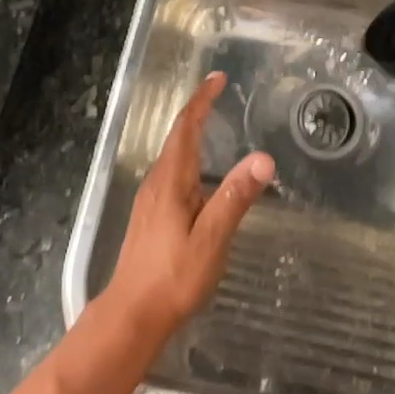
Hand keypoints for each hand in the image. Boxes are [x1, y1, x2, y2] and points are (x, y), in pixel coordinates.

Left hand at [103, 72, 275, 336]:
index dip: (201, 100)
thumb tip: (263, 158)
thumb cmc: (172, 277)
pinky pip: (171, 171)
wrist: (131, 315)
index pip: (186, 127)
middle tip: (219, 92)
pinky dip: (187, 155)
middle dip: (197, 110)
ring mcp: (150, 200)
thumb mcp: (211, 239)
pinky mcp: (150, 216)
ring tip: (211, 122)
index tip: (217, 78)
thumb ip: (235, 197)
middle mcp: (157, 182)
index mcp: (171, 180)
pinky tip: (199, 172)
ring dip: (191, 132)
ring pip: (172, 154)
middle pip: (177, 136)